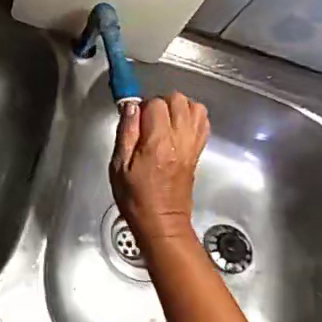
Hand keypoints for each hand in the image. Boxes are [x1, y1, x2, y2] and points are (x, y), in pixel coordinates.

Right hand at [110, 93, 209, 239]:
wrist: (161, 221)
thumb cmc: (134, 196)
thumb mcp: (119, 165)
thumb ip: (126, 132)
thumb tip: (130, 107)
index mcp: (157, 143)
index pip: (156, 104)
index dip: (142, 106)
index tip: (132, 119)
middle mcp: (180, 140)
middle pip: (179, 100)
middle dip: (161, 103)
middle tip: (146, 118)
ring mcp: (193, 146)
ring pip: (195, 108)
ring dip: (178, 108)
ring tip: (162, 121)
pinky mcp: (198, 152)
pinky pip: (203, 123)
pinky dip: (191, 118)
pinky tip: (176, 128)